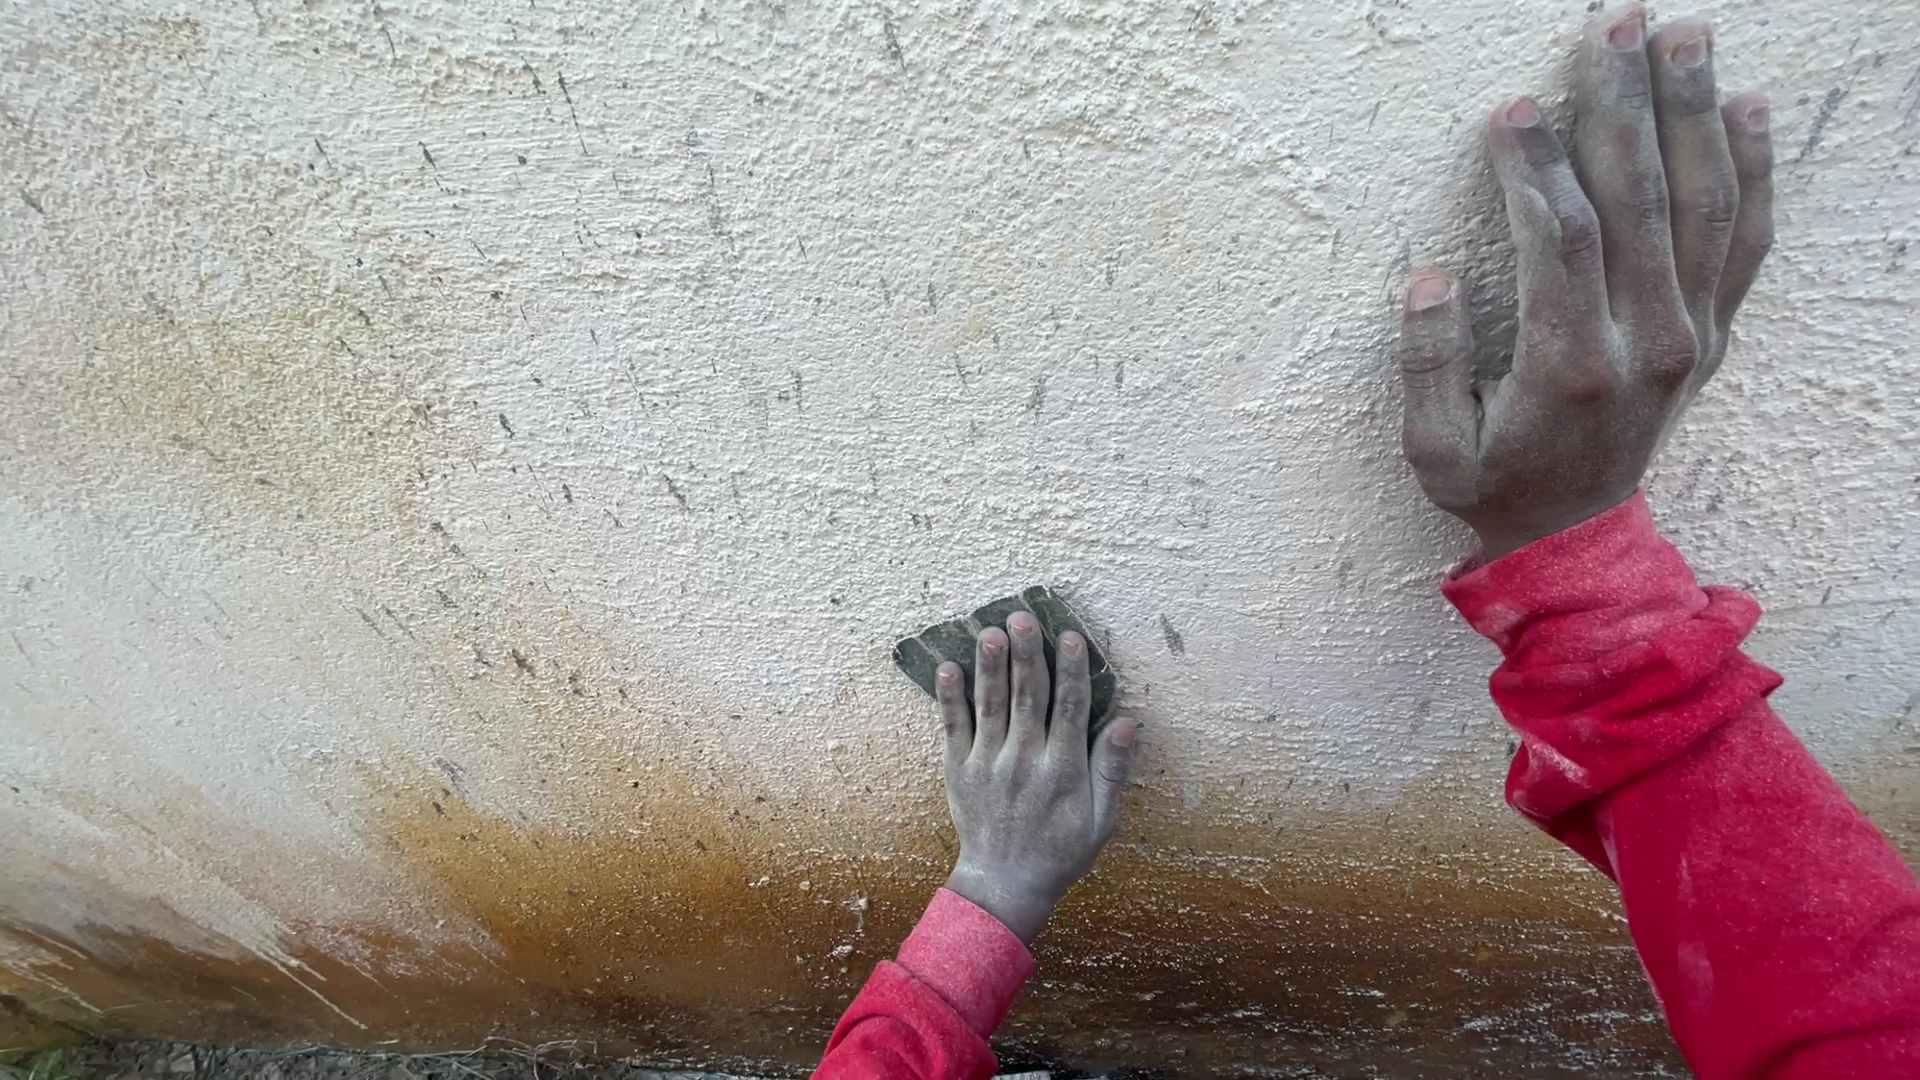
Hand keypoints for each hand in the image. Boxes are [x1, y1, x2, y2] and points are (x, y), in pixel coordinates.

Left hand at [936, 612, 1138, 944]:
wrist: (1005, 884)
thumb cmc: (1060, 849)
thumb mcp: (1101, 819)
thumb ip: (1113, 769)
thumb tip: (1127, 722)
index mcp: (1063, 770)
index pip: (1070, 708)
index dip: (1072, 670)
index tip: (1070, 635)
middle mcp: (1025, 760)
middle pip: (1028, 698)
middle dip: (1027, 655)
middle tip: (1022, 617)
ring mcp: (989, 763)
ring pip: (991, 705)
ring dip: (990, 667)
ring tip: (989, 632)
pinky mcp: (960, 768)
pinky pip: (954, 728)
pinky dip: (950, 698)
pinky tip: (947, 668)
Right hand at [1398, 4, 1773, 558]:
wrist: (1570, 533)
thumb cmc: (1489, 489)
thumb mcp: (1430, 450)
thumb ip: (1428, 366)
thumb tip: (1428, 281)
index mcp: (1568, 366)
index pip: (1559, 241)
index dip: (1533, 169)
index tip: (1512, 111)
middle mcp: (1645, 339)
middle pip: (1641, 200)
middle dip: (1620, 108)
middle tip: (1609, 29)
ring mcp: (1690, 334)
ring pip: (1704, 202)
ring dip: (1691, 113)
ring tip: (1680, 39)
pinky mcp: (1709, 334)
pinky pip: (1748, 237)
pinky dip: (1754, 167)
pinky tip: (1744, 110)